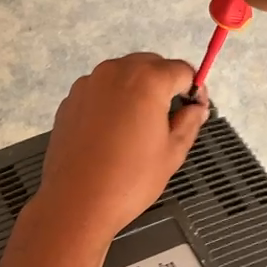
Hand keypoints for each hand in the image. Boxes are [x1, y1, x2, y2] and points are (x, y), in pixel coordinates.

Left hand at [34, 54, 208, 238]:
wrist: (77, 201)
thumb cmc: (130, 180)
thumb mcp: (172, 153)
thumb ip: (189, 122)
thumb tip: (197, 108)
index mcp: (147, 80)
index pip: (181, 70)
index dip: (194, 89)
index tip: (195, 109)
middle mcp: (115, 72)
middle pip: (150, 65)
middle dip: (165, 85)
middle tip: (170, 118)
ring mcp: (88, 84)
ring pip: (123, 76)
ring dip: (137, 92)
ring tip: (140, 128)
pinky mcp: (70, 101)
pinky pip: (100, 92)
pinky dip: (112, 103)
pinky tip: (114, 134)